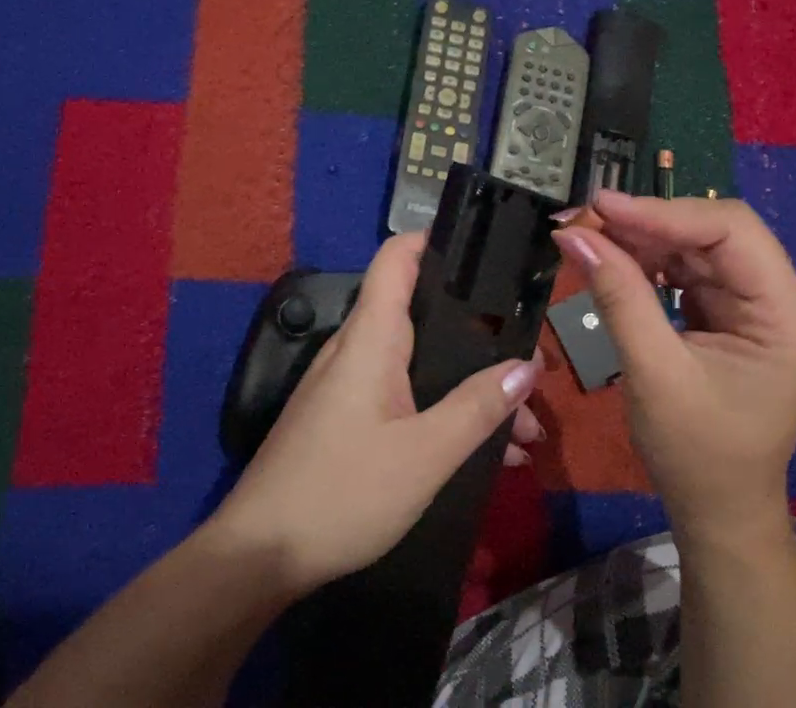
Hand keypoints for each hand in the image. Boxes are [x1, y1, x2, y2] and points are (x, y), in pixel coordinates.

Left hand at [208, 234, 541, 593]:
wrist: (263, 553)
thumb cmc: (345, 492)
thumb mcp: (425, 454)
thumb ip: (477, 407)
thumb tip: (526, 365)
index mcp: (370, 339)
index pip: (398, 259)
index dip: (438, 241)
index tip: (489, 250)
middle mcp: (357, 351)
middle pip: (422, 316)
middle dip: (481, 337)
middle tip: (532, 366)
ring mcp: (349, 387)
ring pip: (421, 366)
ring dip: (470, 389)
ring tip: (525, 430)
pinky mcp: (347, 421)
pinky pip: (405, 399)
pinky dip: (444, 415)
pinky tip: (489, 454)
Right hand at [552, 191, 795, 544]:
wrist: (719, 508)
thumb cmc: (696, 451)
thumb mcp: (654, 373)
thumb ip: (619, 297)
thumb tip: (574, 235)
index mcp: (788, 313)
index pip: (730, 231)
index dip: (662, 211)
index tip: (599, 205)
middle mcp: (786, 297)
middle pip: (714, 233)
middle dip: (646, 224)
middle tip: (581, 221)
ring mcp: (761, 304)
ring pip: (697, 247)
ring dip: (642, 240)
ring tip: (587, 236)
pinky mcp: (735, 313)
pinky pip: (690, 271)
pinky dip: (649, 263)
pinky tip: (613, 258)